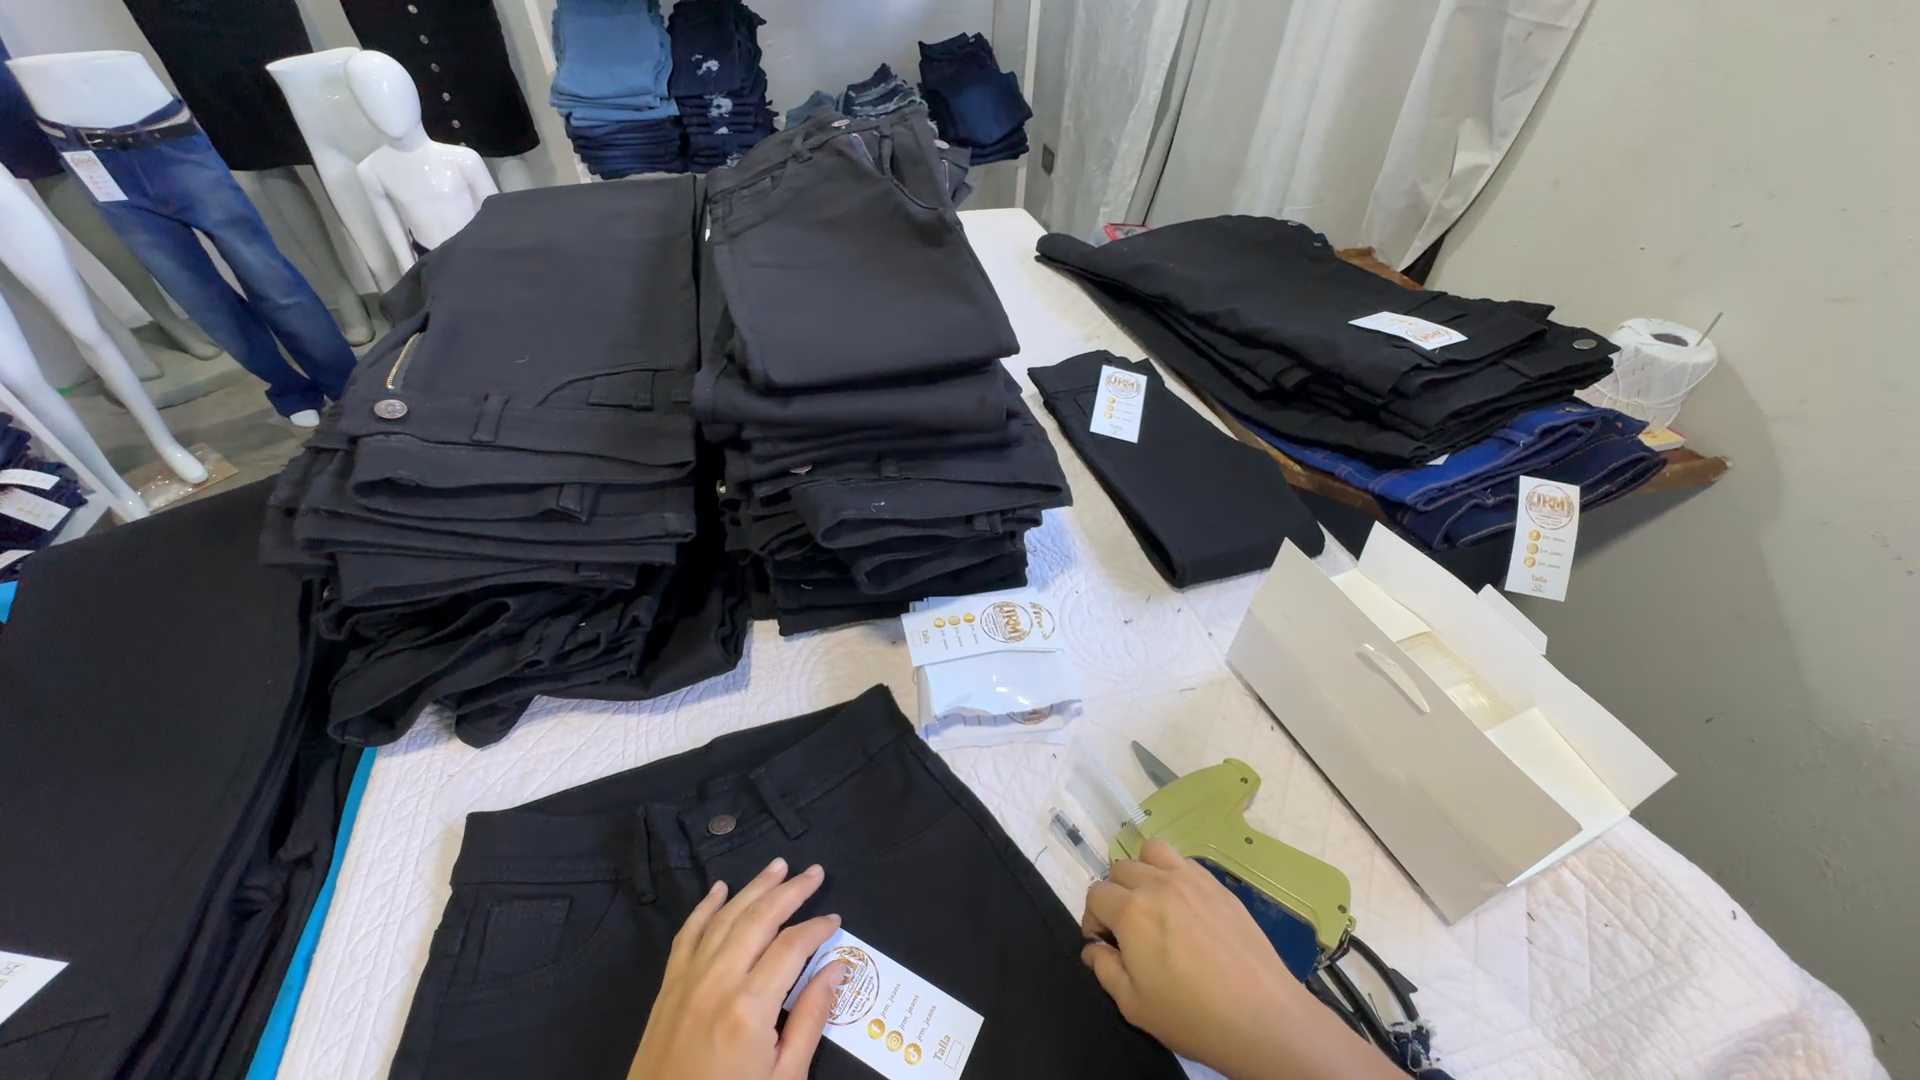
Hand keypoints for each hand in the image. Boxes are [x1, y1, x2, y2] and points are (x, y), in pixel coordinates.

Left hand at [628, 858, 851, 1079]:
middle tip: (815, 872)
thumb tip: (837, 969)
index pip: (792, 947)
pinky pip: (687, 935)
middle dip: (790, 891)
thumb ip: (811, 1019)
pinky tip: (720, 889)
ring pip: (724, 917)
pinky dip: (705, 907)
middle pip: (759, 919)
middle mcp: (717, 981)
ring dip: (753, 888)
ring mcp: (687, 982)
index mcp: (750, 1007)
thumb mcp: (784, 1079)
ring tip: (779, 866)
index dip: (816, 928)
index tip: (835, 920)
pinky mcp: (667, 990)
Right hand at [1081, 838, 1399, 1079]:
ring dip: (1144, 871)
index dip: (1093, 919)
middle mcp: (1157, 884)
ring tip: (1154, 902)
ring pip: (1152, 851)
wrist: (1263, 1018)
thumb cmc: (1192, 1016)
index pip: (1096, 894)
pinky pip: (1185, 862)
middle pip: (1120, 869)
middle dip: (1115, 895)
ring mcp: (1191, 880)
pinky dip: (1175, 875)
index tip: (1105, 944)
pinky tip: (1186, 907)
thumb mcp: (1134, 1005)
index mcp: (1131, 911)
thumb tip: (1094, 949)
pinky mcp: (1219, 885)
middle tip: (1128, 928)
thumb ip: (1104, 969)